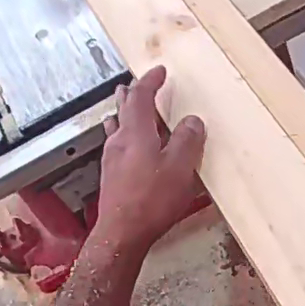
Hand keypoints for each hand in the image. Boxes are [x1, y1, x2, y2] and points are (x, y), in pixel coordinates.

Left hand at [93, 65, 206, 254]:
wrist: (122, 233)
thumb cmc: (152, 200)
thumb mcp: (180, 167)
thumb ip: (188, 140)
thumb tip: (193, 121)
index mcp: (136, 133)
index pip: (140, 97)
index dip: (150, 81)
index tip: (158, 71)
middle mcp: (119, 142)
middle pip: (122, 110)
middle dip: (130, 95)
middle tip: (133, 86)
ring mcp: (111, 161)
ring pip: (116, 129)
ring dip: (123, 116)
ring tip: (126, 111)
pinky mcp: (111, 179)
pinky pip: (117, 148)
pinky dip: (124, 138)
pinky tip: (127, 148)